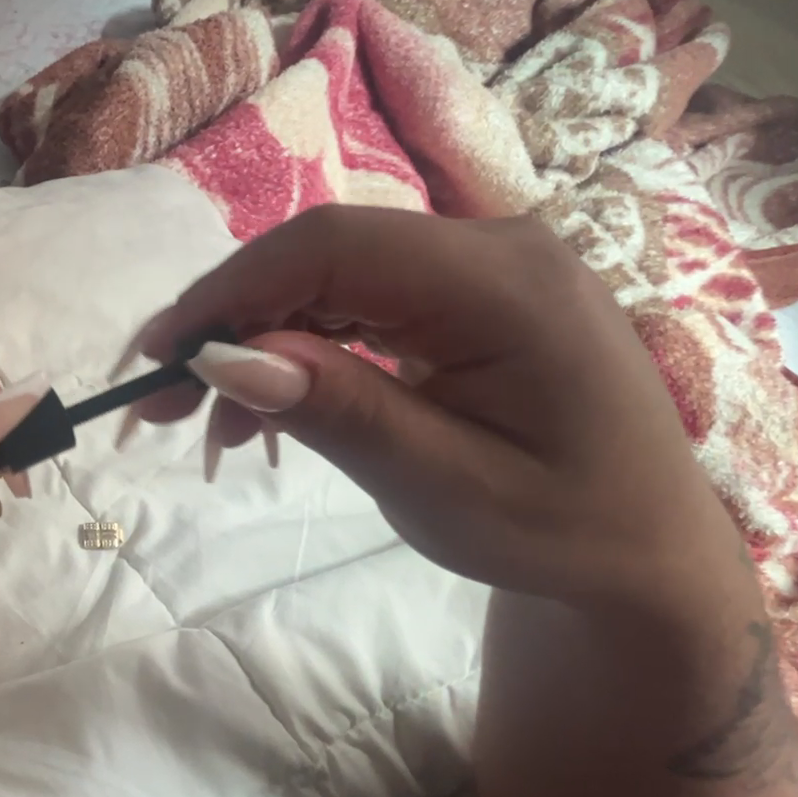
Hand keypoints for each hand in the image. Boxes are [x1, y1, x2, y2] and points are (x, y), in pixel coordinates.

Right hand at [134, 205, 751, 617]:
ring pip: (322, 280)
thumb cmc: (556, 529)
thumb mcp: (441, 486)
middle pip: (318, 257)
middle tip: (165, 404)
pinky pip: (349, 304)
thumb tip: (223, 358)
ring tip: (218, 424)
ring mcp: (474, 270)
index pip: (330, 248)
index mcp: (503, 285)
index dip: (229, 291)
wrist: (638, 548)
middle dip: (229, 323)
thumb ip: (337, 411)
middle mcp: (490, 251)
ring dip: (254, 342)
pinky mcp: (456, 298)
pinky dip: (293, 351)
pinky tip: (267, 404)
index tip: (159, 356)